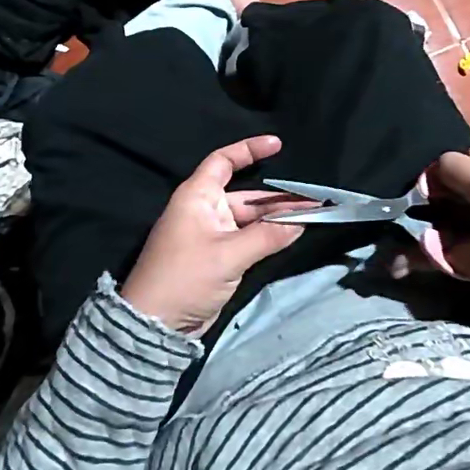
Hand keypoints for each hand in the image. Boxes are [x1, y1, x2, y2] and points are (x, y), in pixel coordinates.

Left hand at [120, 135, 307, 335]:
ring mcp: (212, 235)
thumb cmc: (186, 278)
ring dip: (276, 218)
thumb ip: (267, 236)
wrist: (156, 324)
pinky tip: (291, 234)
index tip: (277, 145)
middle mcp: (204, 210)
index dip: (249, 150)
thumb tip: (301, 222)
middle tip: (312, 200)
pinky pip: (247, 238)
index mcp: (197, 197)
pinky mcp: (218, 257)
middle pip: (246, 195)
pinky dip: (268, 235)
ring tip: (310, 216)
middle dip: (277, 197)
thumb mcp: (228, 255)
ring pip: (250, 219)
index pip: (223, 162)